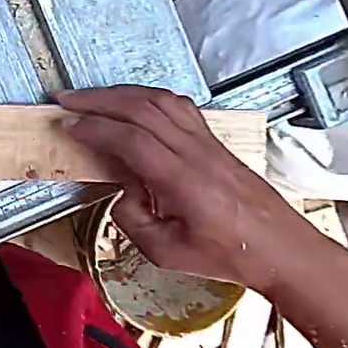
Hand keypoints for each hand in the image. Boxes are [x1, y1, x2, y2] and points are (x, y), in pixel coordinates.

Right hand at [55, 86, 330, 290]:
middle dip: (97, 100)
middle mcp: (195, 152)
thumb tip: (120, 192)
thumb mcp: (167, 253)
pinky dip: (147, 96)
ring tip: (91, 96)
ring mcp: (206, 141)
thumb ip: (132, 220)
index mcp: (183, 181)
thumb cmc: (228, 255)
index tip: (69, 126)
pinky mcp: (213, 139)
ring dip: (120, 92)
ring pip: (159, 99)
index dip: (95, 128)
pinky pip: (176, 104)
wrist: (281, 248)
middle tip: (66, 99)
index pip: (131, 139)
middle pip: (141, 108)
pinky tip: (131, 102)